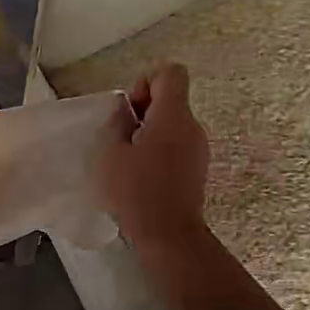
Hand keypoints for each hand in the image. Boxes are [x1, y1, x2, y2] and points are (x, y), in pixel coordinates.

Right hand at [95, 63, 209, 247]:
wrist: (169, 236)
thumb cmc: (135, 192)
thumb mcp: (110, 153)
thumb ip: (116, 123)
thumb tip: (125, 111)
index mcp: (173, 115)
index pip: (170, 73)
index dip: (145, 83)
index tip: (130, 112)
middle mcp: (192, 127)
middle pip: (171, 100)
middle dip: (143, 113)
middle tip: (121, 141)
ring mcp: (198, 150)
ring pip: (172, 126)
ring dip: (149, 136)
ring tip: (127, 163)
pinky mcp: (196, 171)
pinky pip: (176, 148)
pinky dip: (158, 154)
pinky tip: (140, 178)